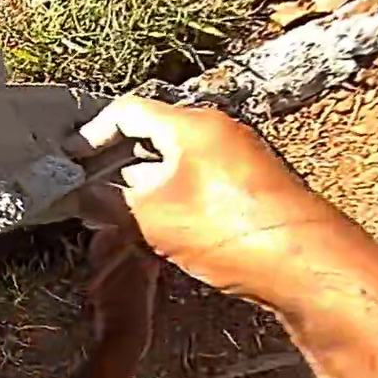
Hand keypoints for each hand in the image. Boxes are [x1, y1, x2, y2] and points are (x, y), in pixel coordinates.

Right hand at [69, 96, 374, 305]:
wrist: (308, 266)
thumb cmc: (230, 230)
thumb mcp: (148, 215)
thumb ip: (104, 200)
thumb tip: (76, 197)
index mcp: (191, 126)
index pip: (127, 111)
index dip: (91, 133)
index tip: (70, 157)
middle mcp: (216, 133)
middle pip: (147, 136)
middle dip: (109, 163)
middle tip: (82, 189)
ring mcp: (234, 158)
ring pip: (167, 161)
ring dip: (133, 184)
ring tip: (107, 213)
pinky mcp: (244, 186)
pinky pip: (190, 180)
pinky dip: (161, 196)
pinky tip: (147, 225)